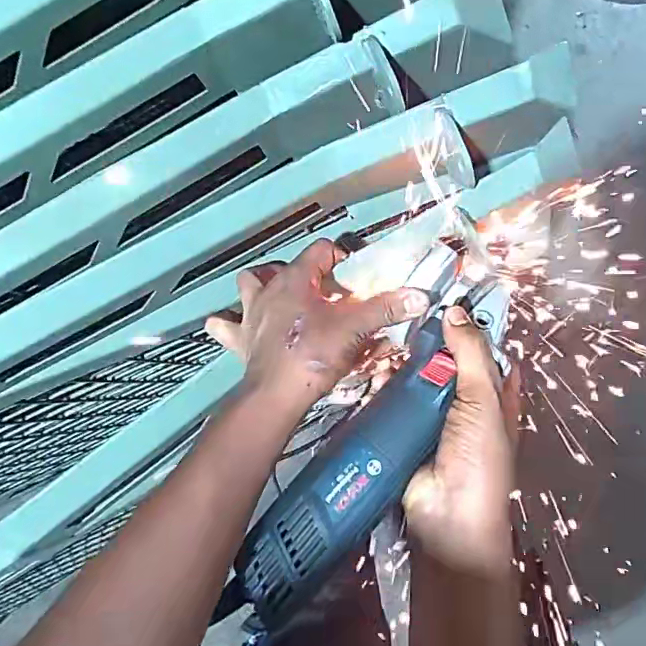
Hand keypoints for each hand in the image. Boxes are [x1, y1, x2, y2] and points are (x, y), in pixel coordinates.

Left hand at [204, 239, 428, 408]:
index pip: (320, 249)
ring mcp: (250, 316)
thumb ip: (386, 309)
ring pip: (248, 286)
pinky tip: (241, 327)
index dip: (341, 257)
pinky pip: (226, 326)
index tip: (356, 274)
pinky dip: (232, 323)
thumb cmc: (311, 357)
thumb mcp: (355, 329)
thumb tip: (418, 297)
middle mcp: (268, 292)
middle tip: (324, 291)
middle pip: (281, 266)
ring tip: (279, 297)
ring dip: (261, 287)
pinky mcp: (241, 342)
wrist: (275, 396)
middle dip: (303, 274)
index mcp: (295, 280)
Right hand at [403, 306, 522, 575]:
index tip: (447, 297)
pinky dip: (387, 385)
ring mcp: (434, 418)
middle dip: (431, 341)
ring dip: (406, 362)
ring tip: (388, 338)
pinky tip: (376, 369)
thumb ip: (471, 353)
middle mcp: (467, 403)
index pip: (486, 350)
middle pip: (448, 361)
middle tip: (407, 314)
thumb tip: (454, 310)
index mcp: (496, 394)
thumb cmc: (479, 457)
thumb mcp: (484, 399)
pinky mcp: (406, 431)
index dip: (471, 325)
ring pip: (420, 379)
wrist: (448, 518)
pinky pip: (397, 401)